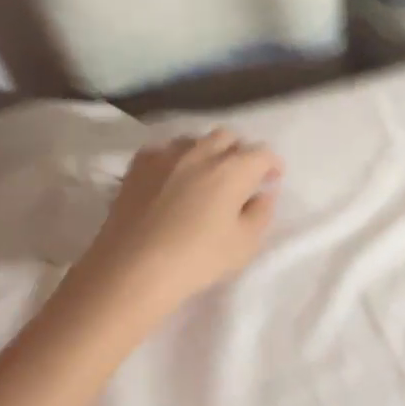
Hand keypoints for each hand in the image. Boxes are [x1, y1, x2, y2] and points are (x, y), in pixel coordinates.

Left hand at [80, 128, 282, 307]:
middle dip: (240, 152)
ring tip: (206, 176)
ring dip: (207, 152)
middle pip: (228, 137)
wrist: (133, 268)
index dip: (272, 165)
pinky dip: (175, 159)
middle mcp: (201, 152)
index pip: (262, 153)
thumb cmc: (197, 259)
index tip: (272, 181)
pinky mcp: (137, 166)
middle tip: (241, 178)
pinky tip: (172, 179)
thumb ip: (261, 213)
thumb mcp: (245, 244)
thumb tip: (263, 194)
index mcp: (233, 170)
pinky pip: (164, 150)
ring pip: (195, 140)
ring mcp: (166, 156)